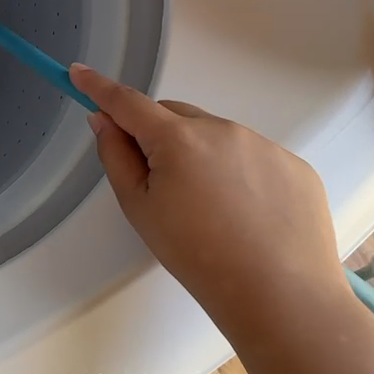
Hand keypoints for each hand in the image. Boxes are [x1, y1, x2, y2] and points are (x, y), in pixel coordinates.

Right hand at [69, 64, 350, 329]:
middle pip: (173, 115)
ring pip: (214, 134)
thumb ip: (116, 156)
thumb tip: (104, 120)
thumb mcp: (139, 209)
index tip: (78, 72)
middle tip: (159, 181)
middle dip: (157, 133)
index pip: (127, 101)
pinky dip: (239, 171)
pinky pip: (252, 155)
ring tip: (212, 208)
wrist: (283, 300)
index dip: (98, 86)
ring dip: (201, 153)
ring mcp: (263, 145)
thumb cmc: (196, 256)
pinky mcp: (295, 166)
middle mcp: (222, 129)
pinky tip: (246, 214)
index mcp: (177, 138)